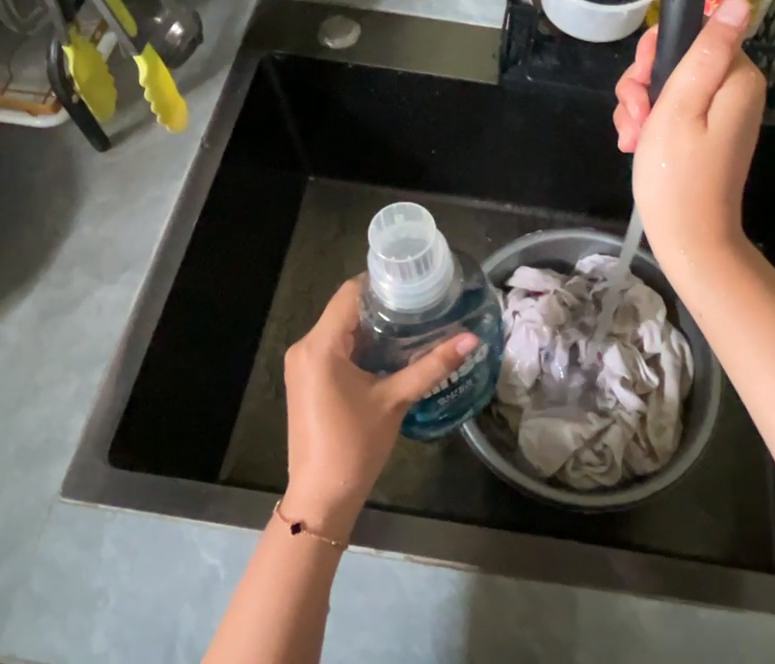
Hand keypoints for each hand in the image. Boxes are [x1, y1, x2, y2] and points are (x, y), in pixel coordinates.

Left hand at [282, 278, 479, 536]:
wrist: (322, 495)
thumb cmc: (355, 445)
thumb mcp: (396, 399)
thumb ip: (432, 365)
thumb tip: (472, 339)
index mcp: (320, 345)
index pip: (350, 293)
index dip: (381, 282)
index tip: (414, 280)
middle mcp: (305, 347)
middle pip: (346, 309)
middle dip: (383, 305)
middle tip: (422, 301)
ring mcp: (302, 364)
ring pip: (340, 329)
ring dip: (372, 326)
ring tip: (413, 321)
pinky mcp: (307, 379)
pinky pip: (334, 348)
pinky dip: (360, 344)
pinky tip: (390, 349)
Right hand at [613, 0, 764, 263]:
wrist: (687, 239)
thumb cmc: (677, 173)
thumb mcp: (682, 104)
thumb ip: (706, 50)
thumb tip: (739, 0)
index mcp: (736, 77)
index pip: (693, 33)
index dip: (657, 54)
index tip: (641, 86)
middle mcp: (732, 90)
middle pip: (675, 60)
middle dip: (642, 86)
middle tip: (635, 118)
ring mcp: (717, 114)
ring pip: (664, 86)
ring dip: (638, 108)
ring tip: (632, 138)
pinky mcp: (703, 134)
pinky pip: (669, 111)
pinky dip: (647, 124)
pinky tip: (634, 145)